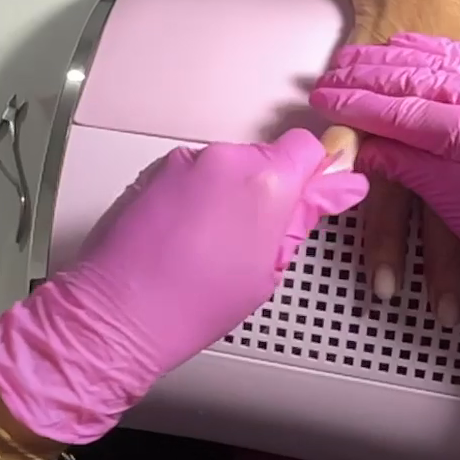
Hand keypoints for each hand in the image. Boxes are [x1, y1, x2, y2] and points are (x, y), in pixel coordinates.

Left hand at [0, 129, 367, 442]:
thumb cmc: (191, 304)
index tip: (309, 196)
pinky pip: (194, 173)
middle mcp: (224, 158)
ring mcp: (185, 161)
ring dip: (230, 193)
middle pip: (265, 157)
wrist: (118, 312)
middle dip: (268, 190)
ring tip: (213, 245)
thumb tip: (341, 187)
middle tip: (255, 239)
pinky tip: (186, 236)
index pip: (306, 146)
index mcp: (264, 181)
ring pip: (228, 167)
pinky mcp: (155, 169)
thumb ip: (304, 217)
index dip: (311, 172)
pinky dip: (197, 196)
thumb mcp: (268, 268)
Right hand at [330, 0, 459, 326]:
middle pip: (439, 204)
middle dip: (439, 264)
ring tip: (385, 291)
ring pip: (387, 194)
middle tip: (445, 314)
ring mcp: (390, 115)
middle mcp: (437, 121)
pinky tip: (338, 225)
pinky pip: (347, 159)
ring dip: (384, 246)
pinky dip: (343, 194)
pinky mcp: (355, 110)